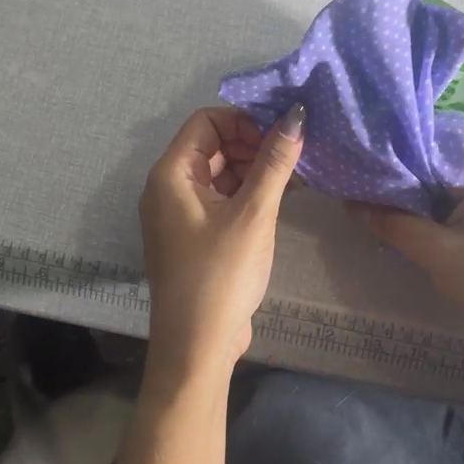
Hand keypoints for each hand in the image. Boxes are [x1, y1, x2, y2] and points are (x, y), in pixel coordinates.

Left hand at [138, 105, 303, 375]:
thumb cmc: (220, 274)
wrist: (196, 347)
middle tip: (292, 159)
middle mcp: (168, 187)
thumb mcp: (253, 214)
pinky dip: (246, 194)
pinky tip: (279, 199)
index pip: (206, 121)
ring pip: (218, 172)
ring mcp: (179, 214)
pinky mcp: (193, 236)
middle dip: (252, 145)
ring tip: (293, 178)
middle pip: (212, 145)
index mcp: (171, 174)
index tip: (280, 136)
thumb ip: (274, 163)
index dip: (243, 122)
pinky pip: (219, 199)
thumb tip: (296, 116)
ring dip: (253, 170)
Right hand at [354, 154, 463, 357]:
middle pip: (429, 156)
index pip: (424, 137)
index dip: (385, 144)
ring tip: (361, 192)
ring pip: (435, 179)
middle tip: (348, 174)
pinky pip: (447, 196)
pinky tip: (394, 214)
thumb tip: (350, 201)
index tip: (349, 150)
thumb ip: (392, 224)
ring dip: (405, 190)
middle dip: (391, 169)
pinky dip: (423, 204)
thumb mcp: (439, 255)